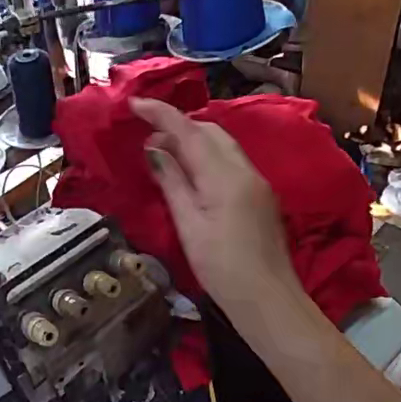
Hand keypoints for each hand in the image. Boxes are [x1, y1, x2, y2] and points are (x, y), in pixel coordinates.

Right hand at [132, 97, 298, 308]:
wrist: (267, 298)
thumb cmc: (221, 267)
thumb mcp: (188, 224)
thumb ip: (172, 182)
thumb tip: (153, 149)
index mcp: (224, 175)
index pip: (188, 131)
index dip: (160, 113)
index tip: (133, 103)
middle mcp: (245, 170)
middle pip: (210, 131)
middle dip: (177, 124)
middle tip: (145, 136)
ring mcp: (256, 181)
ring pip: (222, 144)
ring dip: (192, 139)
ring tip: (162, 151)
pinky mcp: (259, 195)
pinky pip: (229, 160)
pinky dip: (206, 155)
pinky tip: (189, 171)